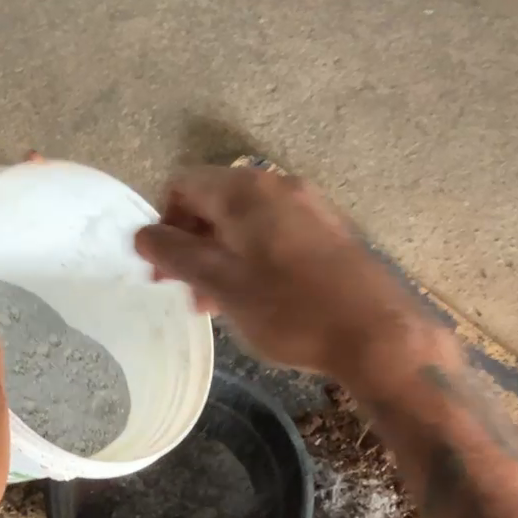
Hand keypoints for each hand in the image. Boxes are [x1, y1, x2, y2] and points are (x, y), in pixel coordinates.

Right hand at [134, 166, 444, 387]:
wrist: (375, 333)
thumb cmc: (290, 310)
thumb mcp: (222, 286)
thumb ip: (177, 255)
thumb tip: (142, 234)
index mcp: (245, 190)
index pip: (183, 184)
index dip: (163, 225)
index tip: (162, 271)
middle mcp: (278, 185)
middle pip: (215, 202)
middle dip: (192, 244)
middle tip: (187, 294)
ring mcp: (309, 206)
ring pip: (247, 222)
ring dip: (222, 256)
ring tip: (220, 304)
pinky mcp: (331, 232)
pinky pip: (276, 235)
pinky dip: (254, 260)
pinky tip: (260, 300)